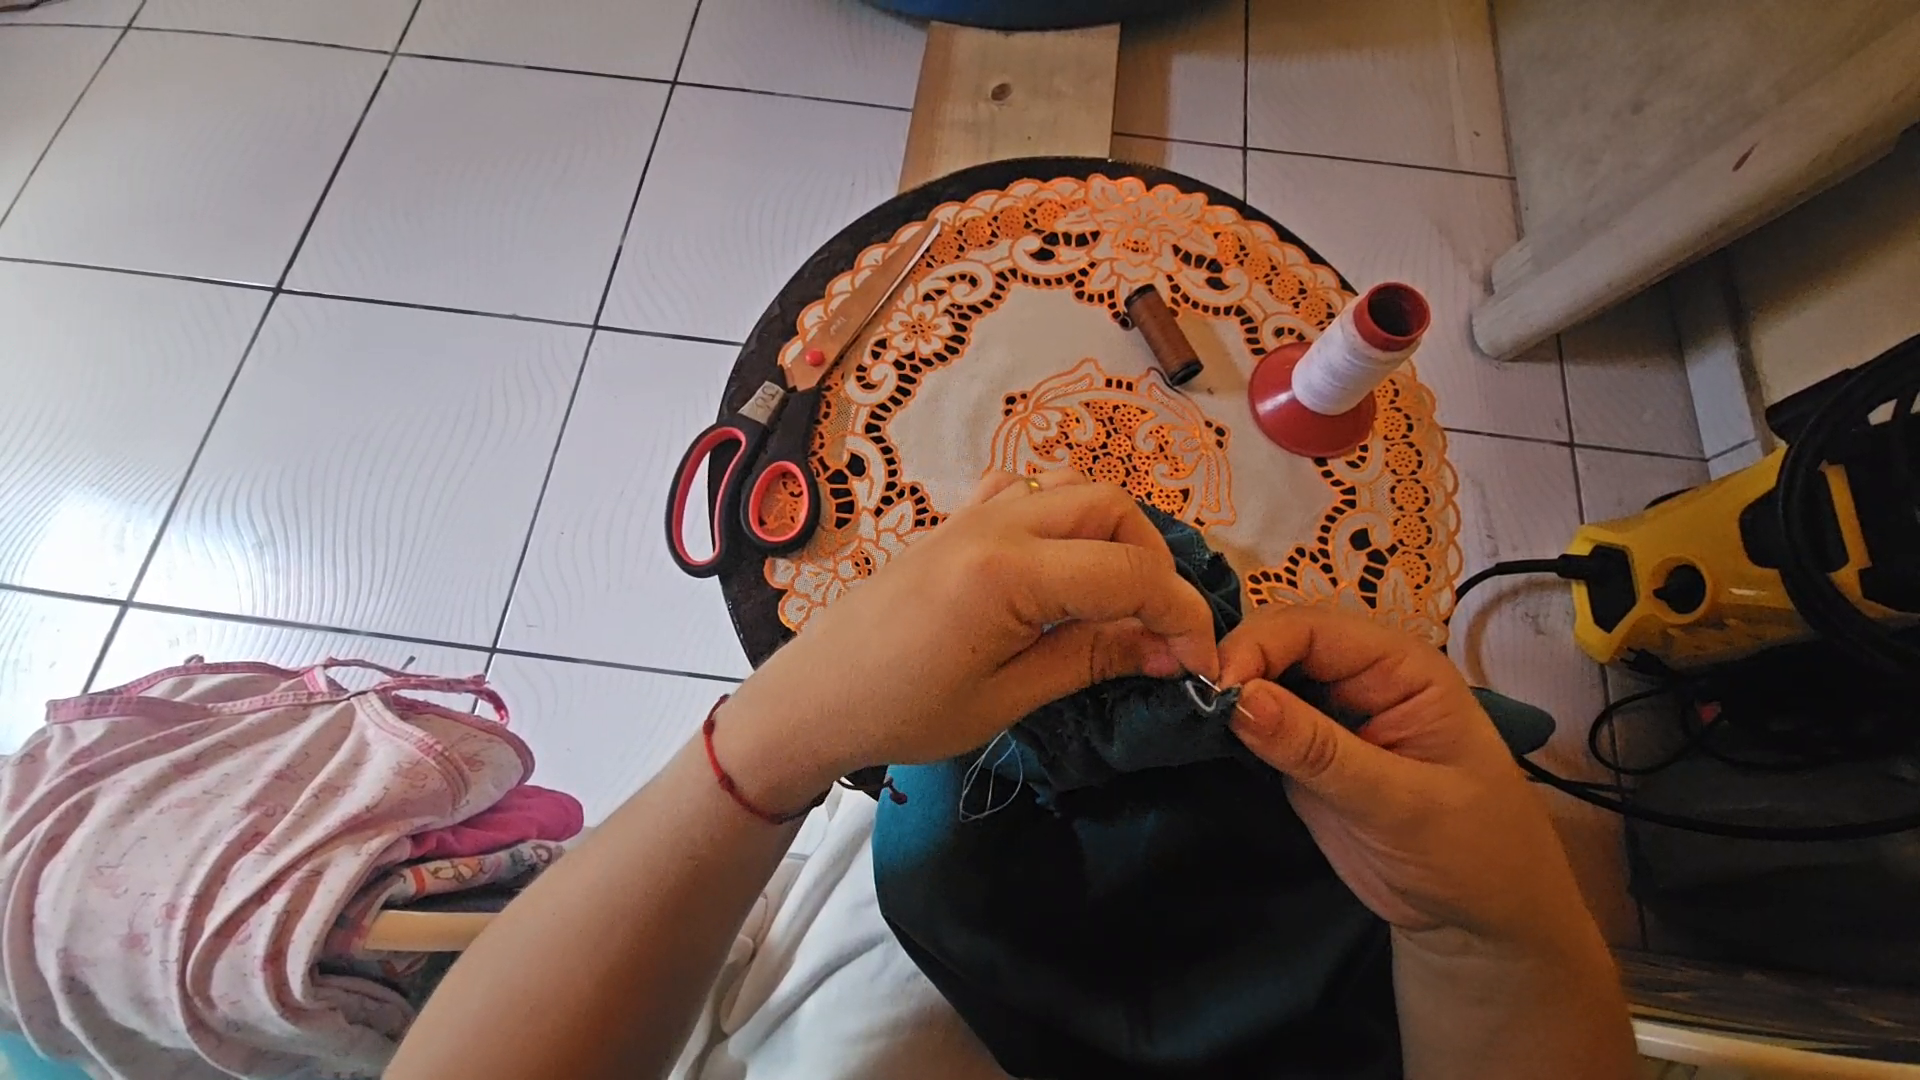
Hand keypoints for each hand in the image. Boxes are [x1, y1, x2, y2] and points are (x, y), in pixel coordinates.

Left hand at [717, 471, 1219, 814]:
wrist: (815, 695)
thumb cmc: (902, 712)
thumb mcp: (1005, 699)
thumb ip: (1090, 659)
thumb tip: (1169, 650)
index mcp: (1010, 573)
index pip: (1130, 574)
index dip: (1182, 617)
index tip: (1199, 664)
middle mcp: (997, 523)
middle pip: (1111, 506)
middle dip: (1153, 561)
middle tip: (1154, 625)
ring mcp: (972, 514)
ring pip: (1071, 491)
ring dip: (1112, 534)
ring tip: (1112, 598)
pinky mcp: (954, 521)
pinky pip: (1022, 493)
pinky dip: (1059, 519)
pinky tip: (1053, 564)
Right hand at [1217, 607, 1595, 948]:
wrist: (1475, 921)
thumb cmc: (1469, 855)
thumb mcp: (1400, 804)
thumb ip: (1318, 750)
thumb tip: (1237, 697)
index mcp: (1398, 666)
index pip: (1310, 628)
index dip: (1256, 647)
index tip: (1215, 690)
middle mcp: (1358, 674)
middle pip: (1277, 641)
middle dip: (1233, 663)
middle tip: (1194, 706)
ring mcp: (1327, 709)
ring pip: (1260, 674)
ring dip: (1225, 691)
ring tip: (1191, 716)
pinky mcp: (1302, 744)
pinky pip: (1256, 715)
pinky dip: (1228, 721)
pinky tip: (1204, 732)